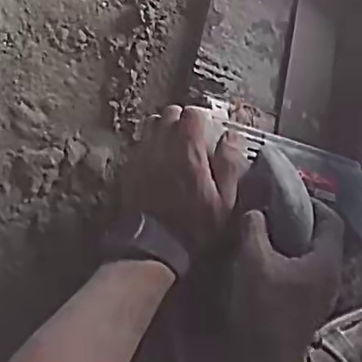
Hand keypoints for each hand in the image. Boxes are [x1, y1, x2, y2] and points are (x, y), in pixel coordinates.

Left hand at [120, 105, 242, 253]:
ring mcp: (142, 156)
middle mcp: (162, 146)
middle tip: (193, 138)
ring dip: (164, 129)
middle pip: (169, 114)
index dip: (203, 118)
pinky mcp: (129, 168)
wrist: (154, 248)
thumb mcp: (224, 200)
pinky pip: (140, 144)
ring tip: (174, 146)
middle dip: (182, 120)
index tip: (209, 130)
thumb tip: (232, 137)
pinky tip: (159, 161)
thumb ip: (229, 164)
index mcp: (188, 150)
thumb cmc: (195, 227)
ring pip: (151, 125)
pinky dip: (150, 145)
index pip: (192, 113)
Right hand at [228, 204, 344, 361]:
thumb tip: (257, 212)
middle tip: (271, 210)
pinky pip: (302, 272)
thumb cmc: (264, 308)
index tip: (284, 194)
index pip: (331, 218)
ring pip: (310, 256)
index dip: (310, 201)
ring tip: (263, 233)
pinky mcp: (307, 307)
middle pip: (321, 237)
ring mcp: (321, 295)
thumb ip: (255, 227)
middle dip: (297, 220)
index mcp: (326, 261)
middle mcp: (331, 276)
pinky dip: (287, 260)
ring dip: (290, 241)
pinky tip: (263, 261)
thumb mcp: (253, 259)